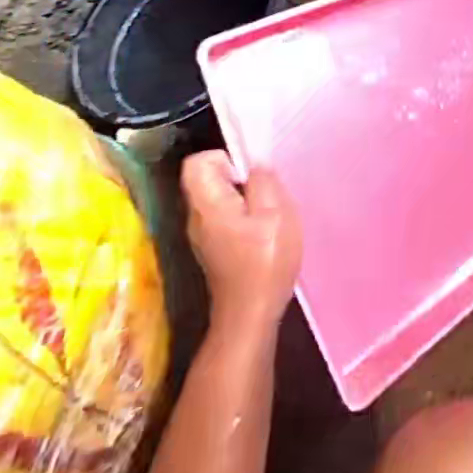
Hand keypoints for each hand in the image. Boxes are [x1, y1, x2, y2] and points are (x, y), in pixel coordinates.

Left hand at [180, 151, 301, 330]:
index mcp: (207, 204)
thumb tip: (255, 162)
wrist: (250, 315)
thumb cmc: (265, 262)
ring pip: (217, 196)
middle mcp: (196, 216)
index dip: (224, 157)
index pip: (196, 162)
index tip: (249, 174)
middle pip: (207, 178)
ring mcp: (202, 234)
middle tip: (266, 194)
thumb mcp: (276, 214)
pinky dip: (243, 213)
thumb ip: (264, 182)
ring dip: (244, 196)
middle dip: (238, 176)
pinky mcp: (214, 246)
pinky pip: (223, 213)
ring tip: (268, 213)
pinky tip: (264, 231)